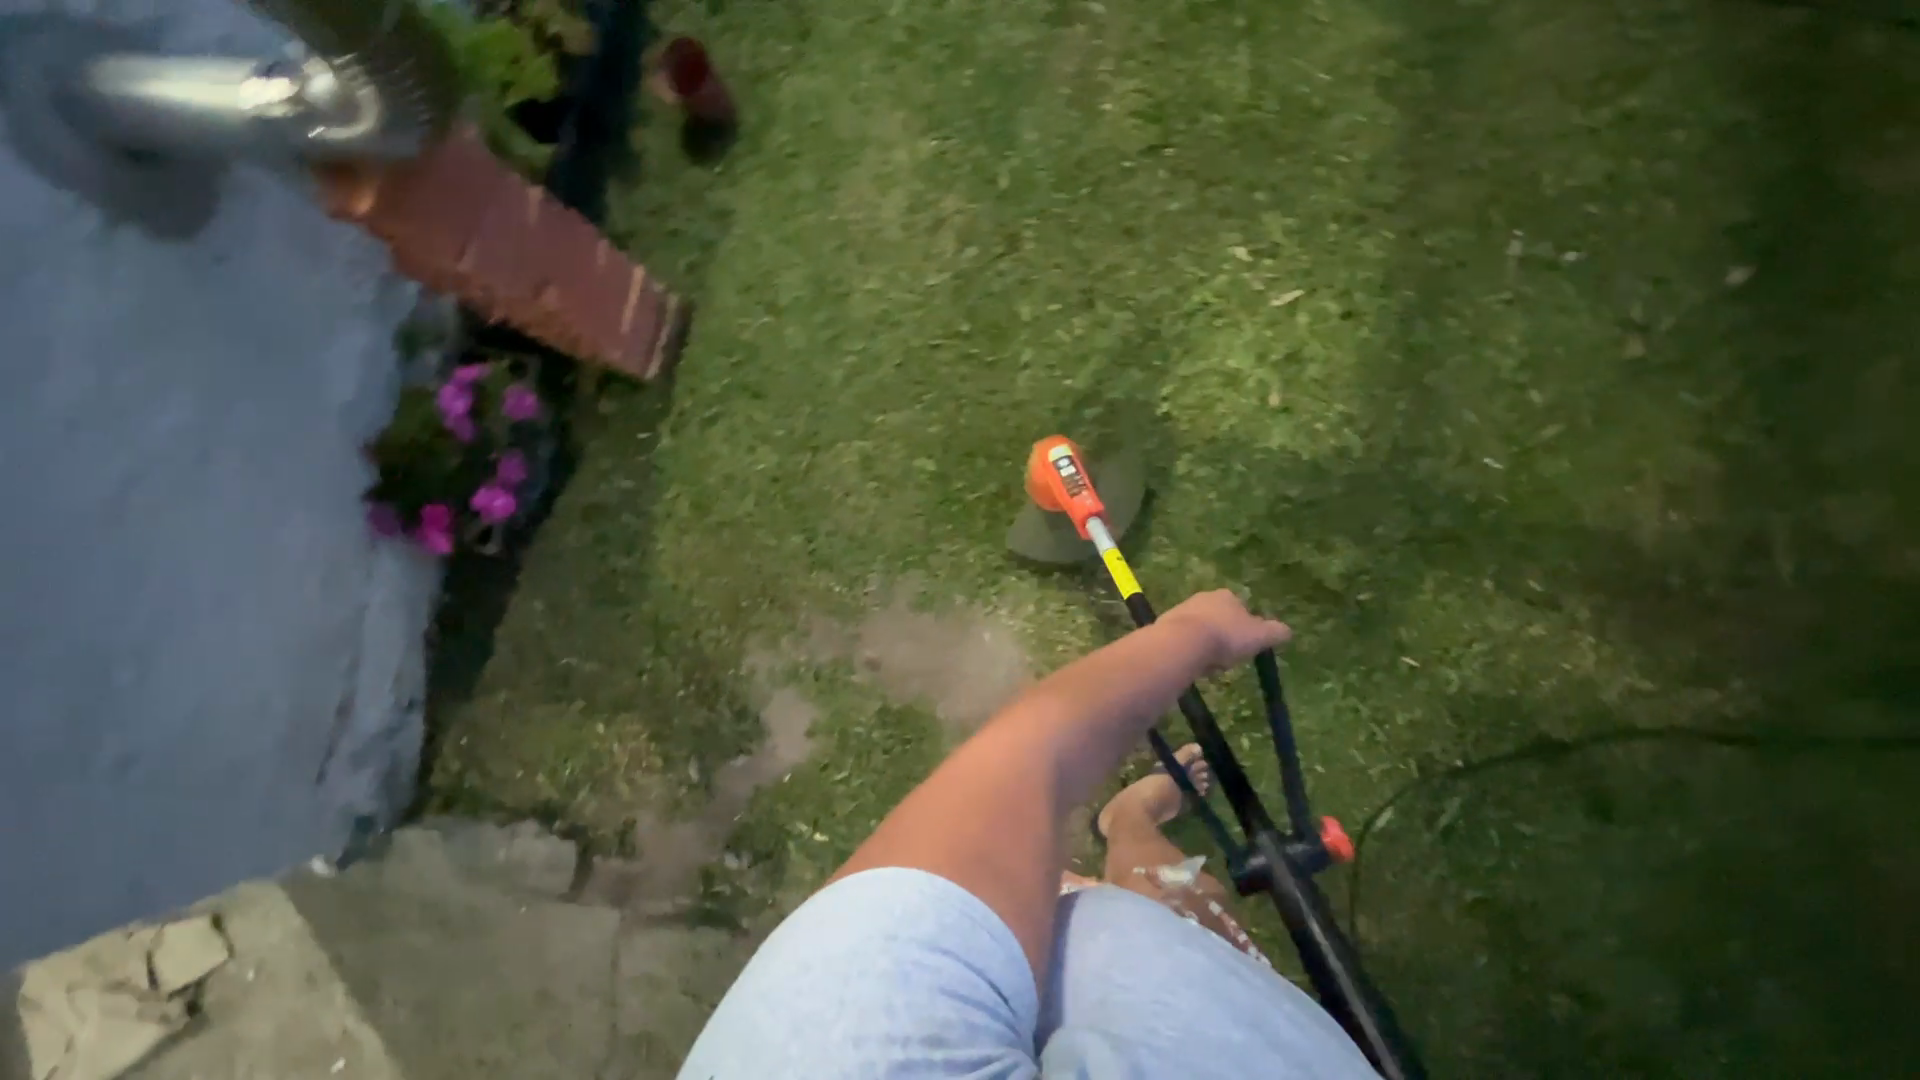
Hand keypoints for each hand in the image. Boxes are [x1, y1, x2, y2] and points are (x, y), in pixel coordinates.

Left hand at [1157, 589, 1290, 672]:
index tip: (1245, 647)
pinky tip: (1193, 665)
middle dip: (1224, 639)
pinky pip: (1184, 642)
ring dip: (1207, 648)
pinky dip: (1191, 653)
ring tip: (1210, 666)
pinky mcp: (1165, 626)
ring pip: (1201, 632)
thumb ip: (1275, 632)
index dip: (1246, 629)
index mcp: (1226, 596)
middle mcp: (1202, 598)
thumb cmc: (1226, 636)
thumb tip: (1286, 631)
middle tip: (1227, 659)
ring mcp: (1181, 610)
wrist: (1183, 642)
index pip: (1241, 610)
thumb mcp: (1259, 636)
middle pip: (1219, 621)